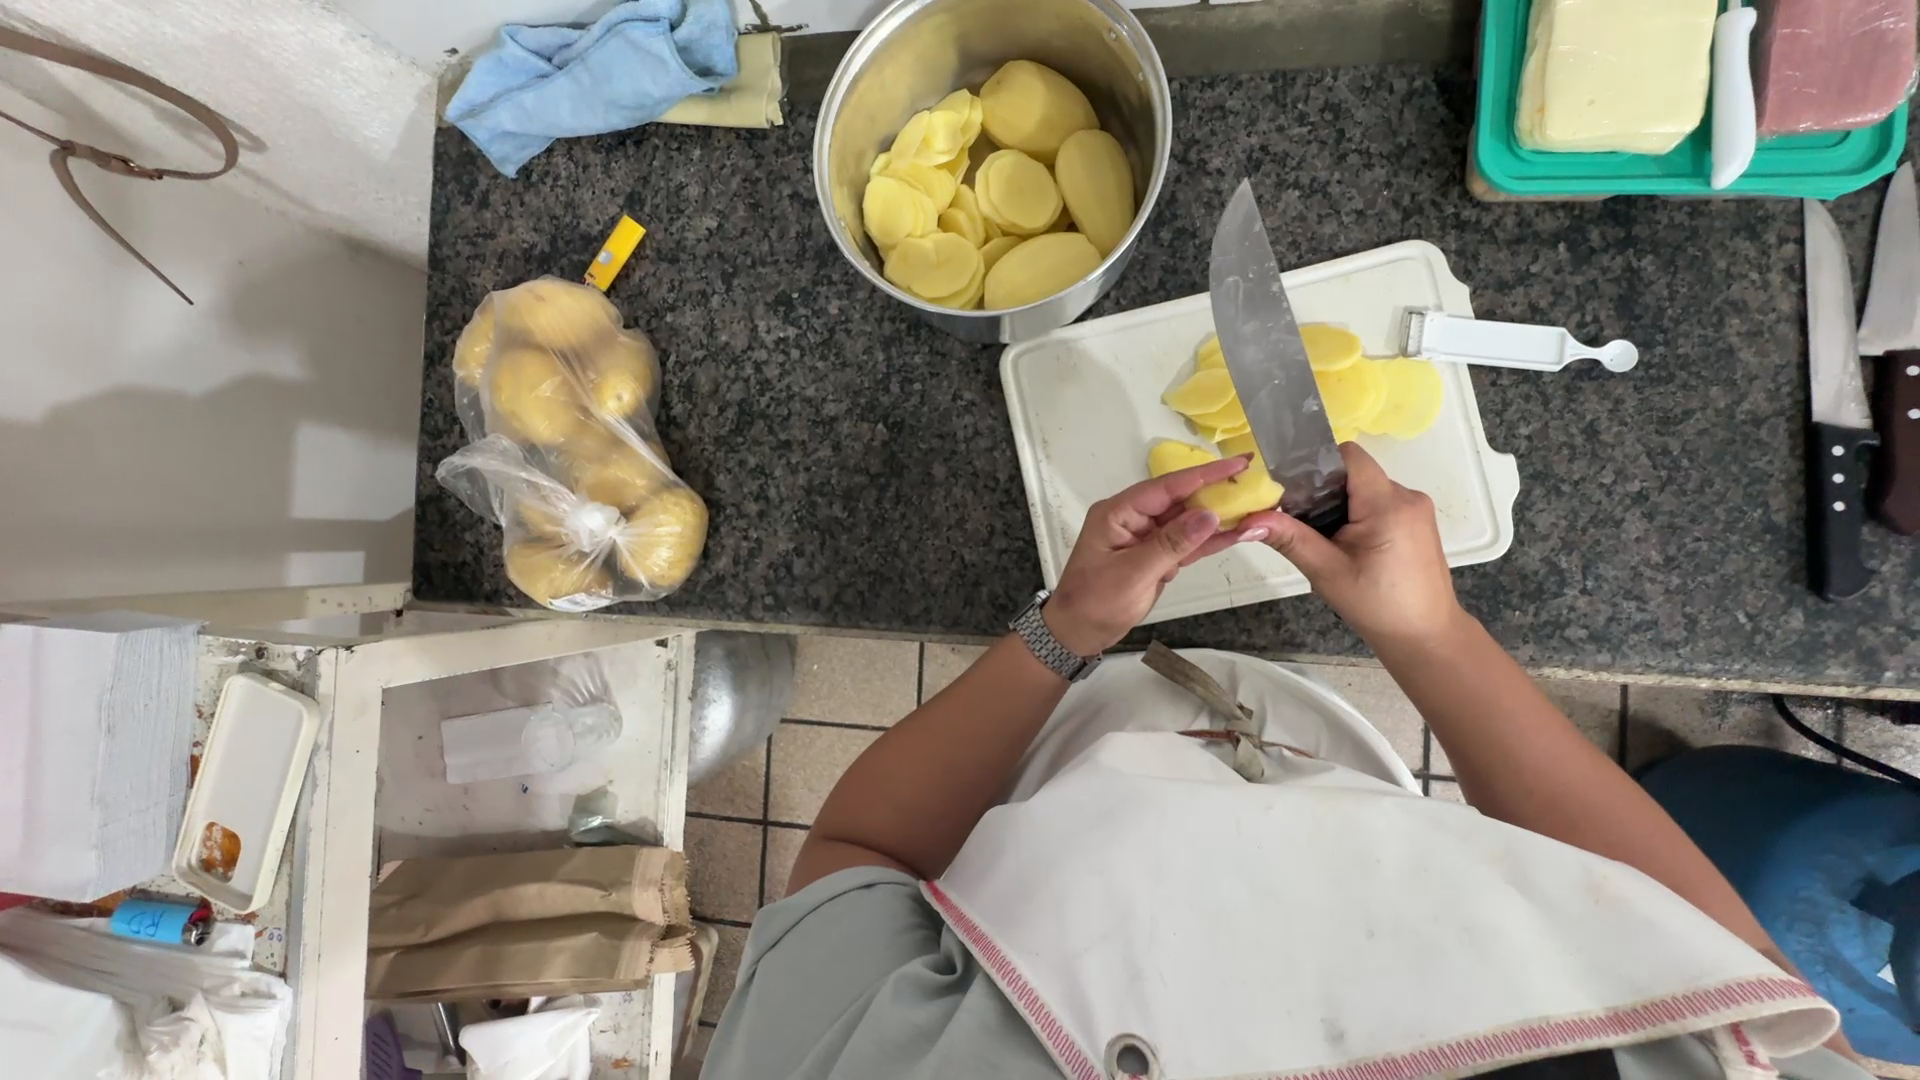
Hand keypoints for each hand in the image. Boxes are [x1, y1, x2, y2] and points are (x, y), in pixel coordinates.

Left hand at [1044, 456, 1271, 654]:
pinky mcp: (1154, 556)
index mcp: (1118, 512)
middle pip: (1179, 499)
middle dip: (1215, 492)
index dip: (1204, 474)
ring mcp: (1144, 537)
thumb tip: (1209, 515)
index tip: (1238, 465)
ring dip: (1218, 517)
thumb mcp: (1133, 573)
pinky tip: (1237, 534)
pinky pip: (1185, 543)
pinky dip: (1209, 541)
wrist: (1077, 633)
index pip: (1166, 487)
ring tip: (1255, 507)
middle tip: (1255, 484)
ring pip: (1186, 521)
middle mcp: (1132, 518)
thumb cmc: (1094, 602)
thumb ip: (1171, 544)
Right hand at [1236, 442, 1463, 647]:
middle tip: (1298, 521)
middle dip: (1322, 491)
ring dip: (1338, 505)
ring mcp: (1415, 508)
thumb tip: (1246, 522)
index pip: (1347, 456)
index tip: (1291, 489)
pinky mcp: (1416, 521)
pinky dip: (1355, 514)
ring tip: (1322, 538)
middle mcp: (1407, 496)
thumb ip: (1289, 539)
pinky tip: (1344, 544)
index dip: (1315, 464)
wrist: (1425, 635)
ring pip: (1364, 488)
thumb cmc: (1377, 605)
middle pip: (1353, 473)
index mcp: (1387, 504)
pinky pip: (1378, 502)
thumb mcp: (1326, 572)